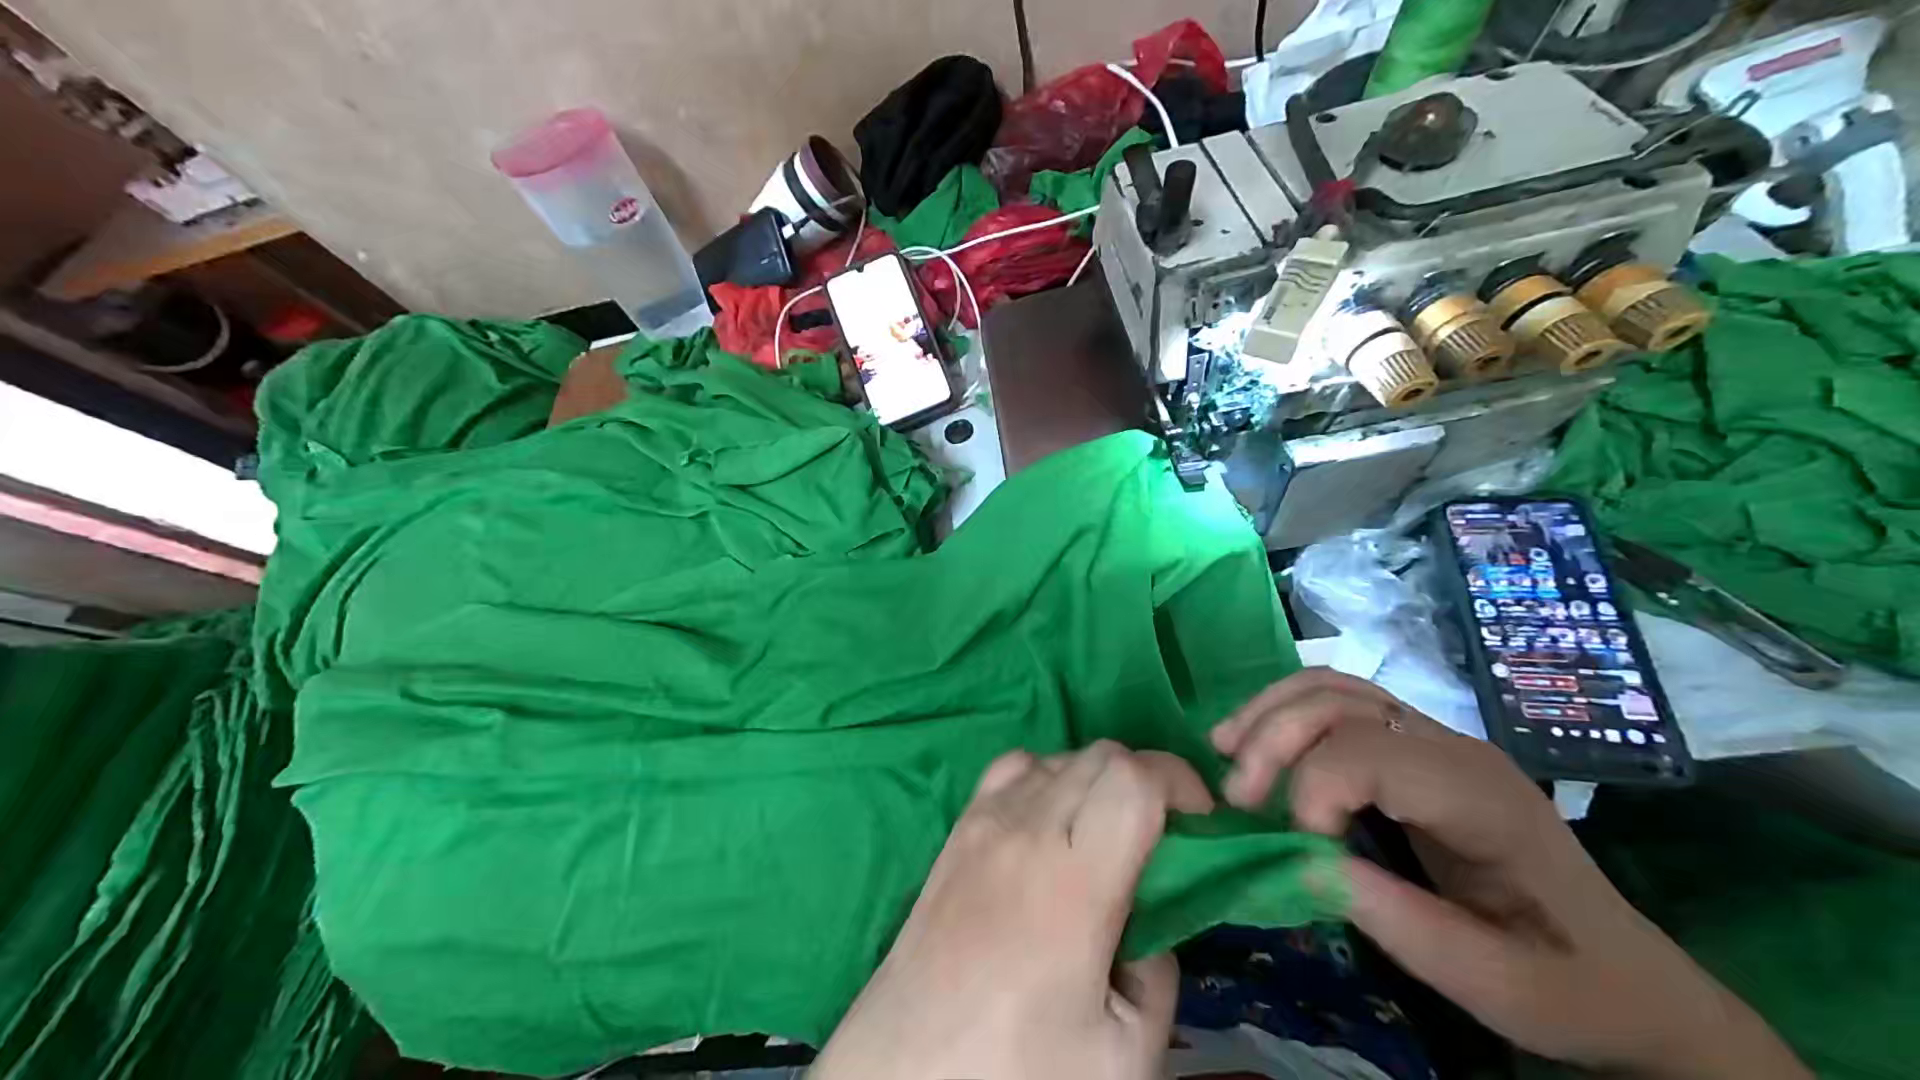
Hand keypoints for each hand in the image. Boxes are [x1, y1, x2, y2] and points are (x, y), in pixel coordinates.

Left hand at [810, 741, 1212, 1079]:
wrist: (905, 1071)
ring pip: (1058, 757)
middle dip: (1149, 779)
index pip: (1134, 778)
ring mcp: (983, 823)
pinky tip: (1051, 824)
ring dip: (1097, 777)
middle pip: (1102, 755)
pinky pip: (1011, 770)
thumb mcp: (1123, 1052)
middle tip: (1167, 836)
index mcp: (1073, 879)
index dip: (1181, 782)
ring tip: (1110, 832)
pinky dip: (1047, 777)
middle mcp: (1025, 829)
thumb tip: (1153, 919)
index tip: (1202, 824)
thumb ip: (1158, 971)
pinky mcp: (956, 832)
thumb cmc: (1016, 1069)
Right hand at [1212, 668, 1809, 1079]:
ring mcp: (1432, 739)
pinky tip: (1256, 743)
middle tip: (1234, 798)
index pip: (1369, 754)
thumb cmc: (1566, 985)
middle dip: (1272, 739)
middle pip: (1340, 702)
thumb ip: (1396, 920)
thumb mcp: (1493, 983)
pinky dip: (1285, 713)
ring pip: (1332, 687)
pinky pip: (1338, 704)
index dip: (1312, 789)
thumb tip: (1295, 860)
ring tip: (1224, 751)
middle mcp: (1453, 748)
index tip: (1299, 849)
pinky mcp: (1412, 747)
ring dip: (1269, 712)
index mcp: (1481, 798)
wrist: (1631, 978)